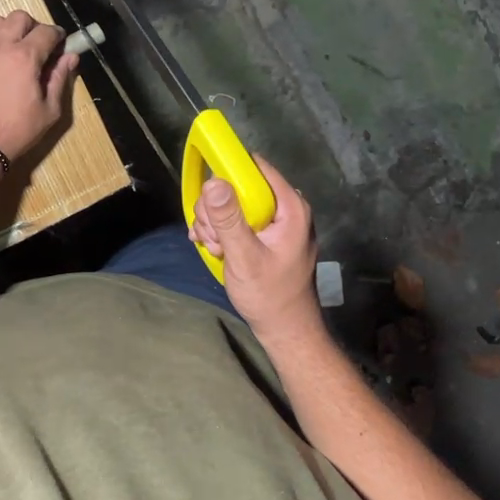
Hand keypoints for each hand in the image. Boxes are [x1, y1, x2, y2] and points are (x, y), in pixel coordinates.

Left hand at [0, 11, 77, 161]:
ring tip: (13, 50)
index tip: (60, 44)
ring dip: (9, 30)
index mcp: (24, 57)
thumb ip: (60, 78)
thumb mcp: (49, 109)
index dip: (58, 35)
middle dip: (33, 27)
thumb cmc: (18, 130)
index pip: (46, 31)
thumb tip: (71, 56)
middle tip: (37, 46)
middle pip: (19, 17)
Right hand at [191, 156, 318, 335]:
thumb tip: (213, 182)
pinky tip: (213, 249)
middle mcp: (284, 208)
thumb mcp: (245, 257)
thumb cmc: (270, 296)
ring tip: (214, 248)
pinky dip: (220, 231)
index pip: (256, 167)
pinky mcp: (264, 234)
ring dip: (215, 224)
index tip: (209, 197)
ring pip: (232, 203)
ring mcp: (274, 222)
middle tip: (213, 237)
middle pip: (238, 186)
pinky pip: (235, 219)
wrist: (285, 331)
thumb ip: (229, 220)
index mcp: (290, 207)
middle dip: (216, 209)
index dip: (228, 174)